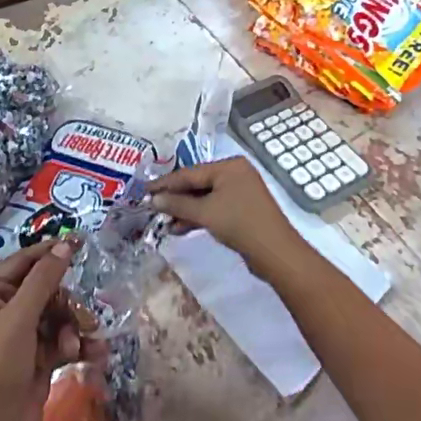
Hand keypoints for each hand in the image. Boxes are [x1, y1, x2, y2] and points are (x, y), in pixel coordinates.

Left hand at [0, 240, 104, 420]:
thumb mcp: (19, 318)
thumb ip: (43, 281)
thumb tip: (64, 246)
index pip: (24, 262)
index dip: (50, 253)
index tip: (80, 243)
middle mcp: (4, 308)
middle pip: (45, 290)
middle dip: (67, 303)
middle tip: (83, 319)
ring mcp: (21, 335)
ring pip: (58, 317)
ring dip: (74, 327)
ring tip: (83, 343)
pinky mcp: (37, 359)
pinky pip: (62, 342)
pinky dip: (77, 346)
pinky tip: (94, 354)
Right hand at [150, 157, 304, 266]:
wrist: (277, 254)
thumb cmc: (240, 224)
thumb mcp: (204, 212)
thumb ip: (176, 203)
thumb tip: (152, 199)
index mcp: (228, 166)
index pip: (188, 173)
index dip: (164, 183)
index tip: (143, 191)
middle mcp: (235, 174)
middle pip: (196, 184)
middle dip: (174, 199)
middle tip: (151, 207)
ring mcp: (240, 192)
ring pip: (203, 198)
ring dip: (184, 211)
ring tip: (163, 222)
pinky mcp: (242, 210)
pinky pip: (213, 208)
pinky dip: (198, 217)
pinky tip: (179, 228)